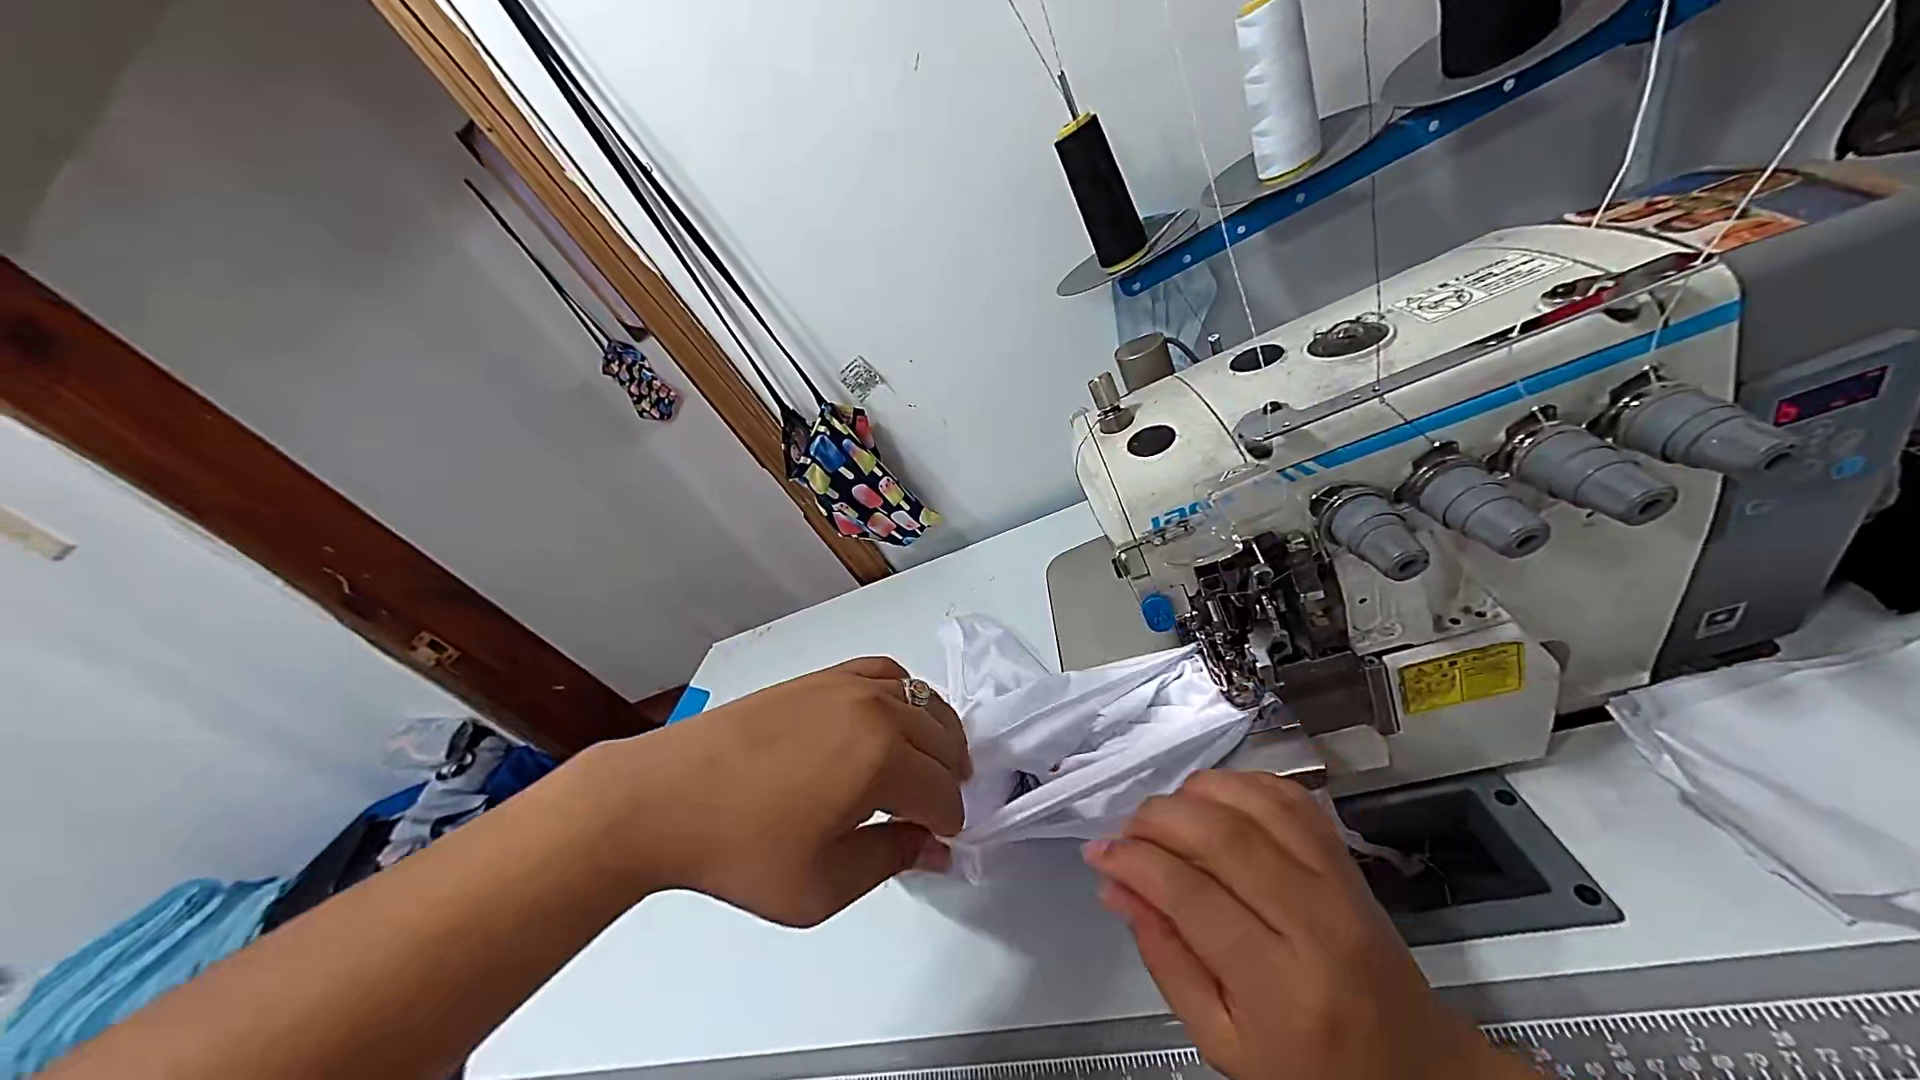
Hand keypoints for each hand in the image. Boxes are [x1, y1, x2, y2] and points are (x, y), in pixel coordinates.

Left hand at [571, 657, 969, 926]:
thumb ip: (891, 861)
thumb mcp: (823, 885)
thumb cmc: (739, 850)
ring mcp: (847, 686)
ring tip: (927, 764)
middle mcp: (874, 711)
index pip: (943, 793)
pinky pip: (884, 672)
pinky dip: (904, 694)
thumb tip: (932, 847)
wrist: (664, 798)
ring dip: (936, 735)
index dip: (948, 824)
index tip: (937, 842)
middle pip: (942, 742)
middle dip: (948, 781)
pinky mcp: (822, 676)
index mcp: (881, 760)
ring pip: (922, 702)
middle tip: (934, 811)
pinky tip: (893, 717)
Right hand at [1083, 771, 1533, 1079]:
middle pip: (1221, 837)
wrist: (1412, 1067)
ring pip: (1256, 803)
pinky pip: (1290, 797)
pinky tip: (1213, 799)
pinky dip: (1242, 783)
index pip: (1190, 895)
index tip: (1101, 854)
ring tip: (1165, 816)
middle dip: (1156, 820)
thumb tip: (1117, 889)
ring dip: (1195, 794)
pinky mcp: (1347, 858)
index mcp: (1280, 987)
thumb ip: (1164, 959)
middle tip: (1126, 832)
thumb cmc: (1310, 1069)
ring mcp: (1339, 882)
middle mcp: (1316, 923)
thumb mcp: (1222, 1040)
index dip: (1134, 862)